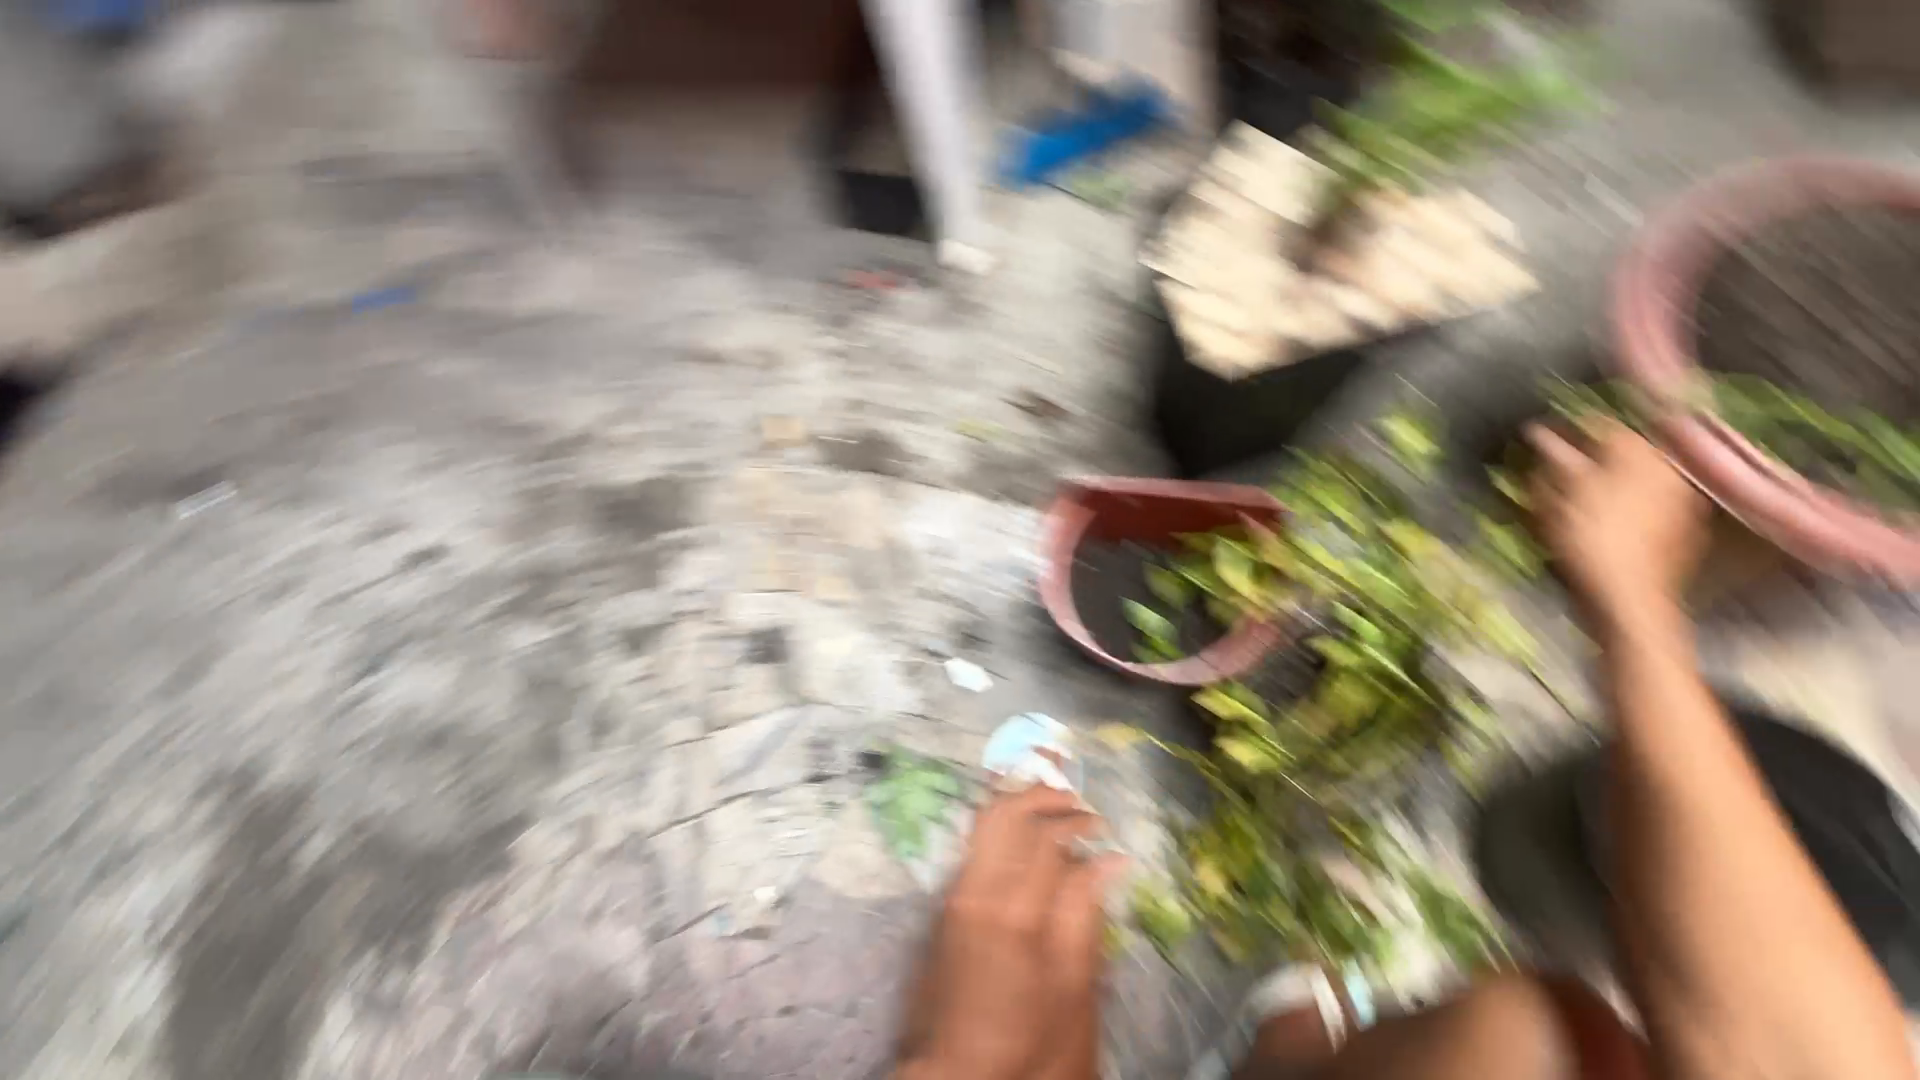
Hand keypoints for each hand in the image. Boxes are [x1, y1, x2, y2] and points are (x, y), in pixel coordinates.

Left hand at [899, 784, 1125, 1079]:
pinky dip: (1001, 822)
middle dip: (1043, 793)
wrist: (955, 1062)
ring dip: (1019, 801)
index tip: (1101, 825)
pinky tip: (1023, 827)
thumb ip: (1087, 911)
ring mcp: (955, 889)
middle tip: (1074, 794)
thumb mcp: (1071, 982)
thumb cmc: (1024, 1031)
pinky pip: (974, 841)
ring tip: (1052, 800)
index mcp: (1016, 911)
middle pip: (1006, 812)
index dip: (1078, 821)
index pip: (1046, 837)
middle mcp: (978, 888)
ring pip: (984, 819)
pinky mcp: (945, 898)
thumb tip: (1113, 860)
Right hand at [1527, 418, 1707, 632]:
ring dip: (1607, 477)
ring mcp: (1678, 497)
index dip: (1569, 429)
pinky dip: (1623, 501)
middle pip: (1622, 449)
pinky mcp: (1680, 524)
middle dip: (1589, 454)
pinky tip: (1604, 518)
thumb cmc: (1589, 540)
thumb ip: (1552, 459)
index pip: (1602, 424)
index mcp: (1637, 453)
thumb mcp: (1557, 495)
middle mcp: (1665, 466)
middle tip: (1557, 467)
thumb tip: (1539, 433)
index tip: (1542, 439)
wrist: (1628, 597)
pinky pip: (1645, 500)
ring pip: (1634, 475)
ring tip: (1578, 492)